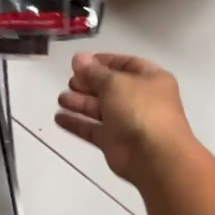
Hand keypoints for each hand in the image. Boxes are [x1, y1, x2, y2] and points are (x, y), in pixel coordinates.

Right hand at [54, 52, 194, 184]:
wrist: (155, 157)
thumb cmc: (140, 110)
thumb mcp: (116, 83)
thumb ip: (93, 71)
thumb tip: (78, 57)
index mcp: (150, 79)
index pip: (125, 64)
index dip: (103, 61)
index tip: (80, 62)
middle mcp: (139, 99)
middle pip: (109, 87)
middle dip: (88, 83)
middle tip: (70, 82)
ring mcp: (126, 122)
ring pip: (99, 109)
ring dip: (79, 102)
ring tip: (61, 99)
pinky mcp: (113, 142)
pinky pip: (92, 129)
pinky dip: (76, 123)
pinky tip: (58, 118)